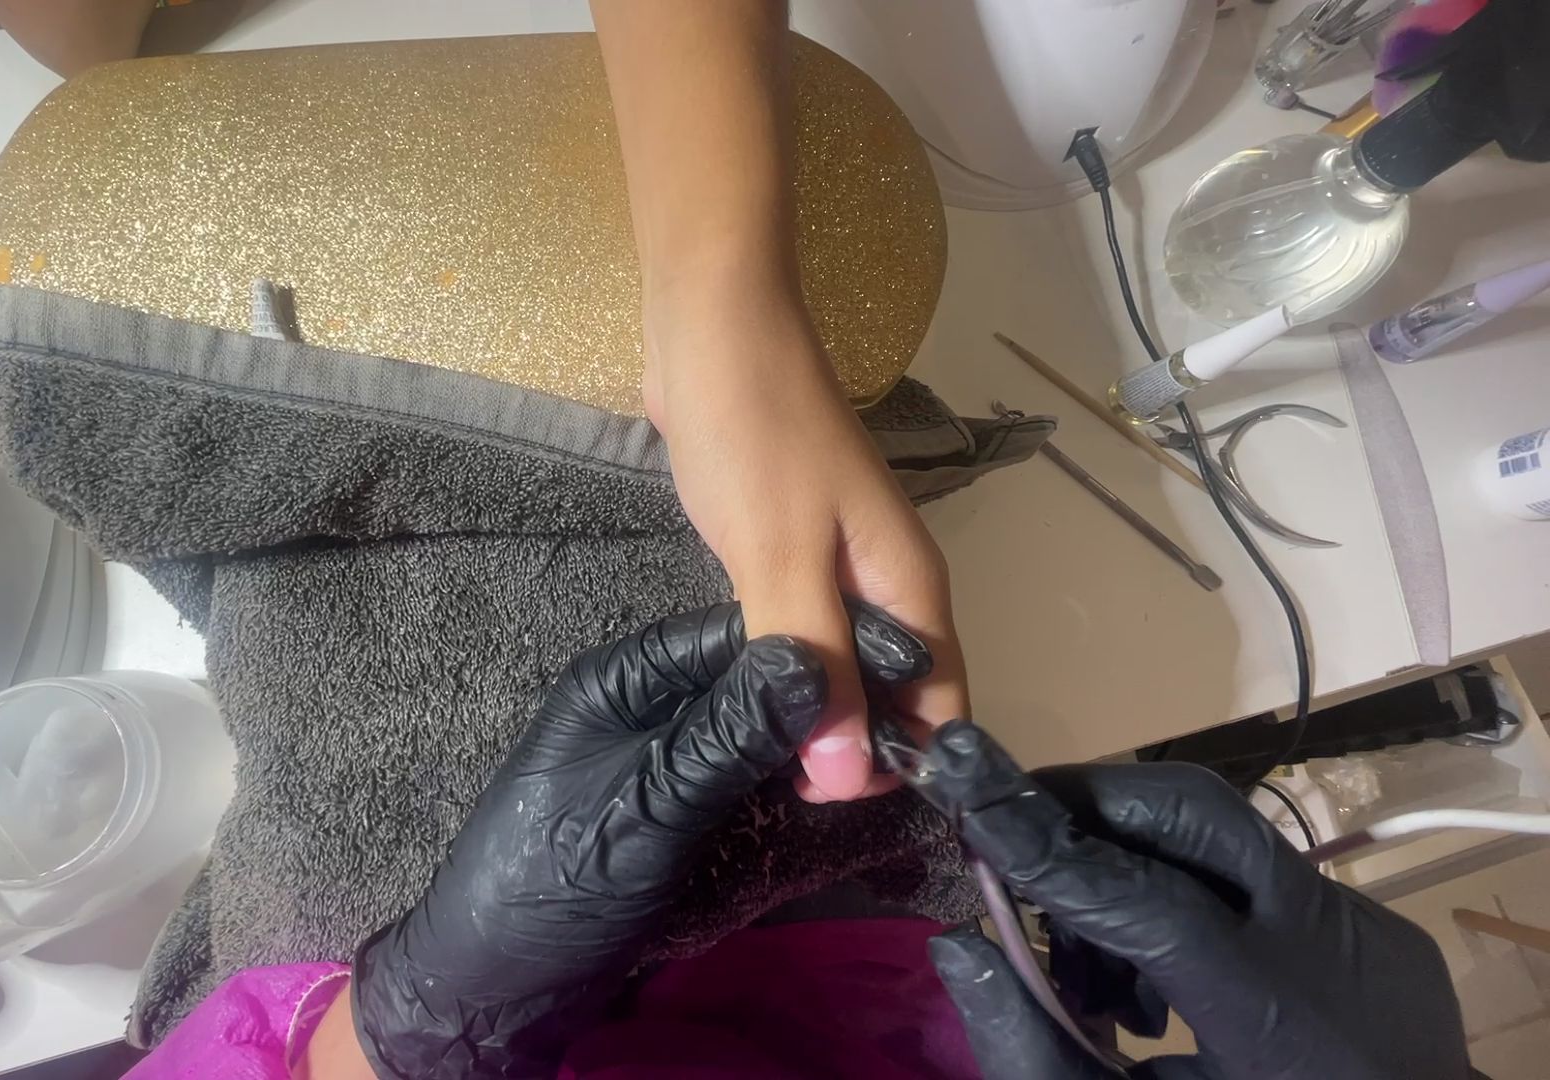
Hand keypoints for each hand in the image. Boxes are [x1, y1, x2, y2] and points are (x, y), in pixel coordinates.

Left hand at [349, 603, 933, 1078]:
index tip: (902, 664)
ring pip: (758, 720)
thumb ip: (726, 735)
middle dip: (824, 692)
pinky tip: (841, 780)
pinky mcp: (682, 794)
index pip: (735, 634)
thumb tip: (812, 663)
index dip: (814, 643)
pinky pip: (749, 765)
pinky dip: (794, 769)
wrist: (505, 974)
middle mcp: (652, 696)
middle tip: (912, 719)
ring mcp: (669, 747)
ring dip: (817, 733)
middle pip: (752, 673)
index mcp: (629, 674)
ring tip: (895, 750)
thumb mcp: (648, 802)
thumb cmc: (559, 876)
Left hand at [645, 291, 967, 803]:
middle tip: (776, 788)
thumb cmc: (754, 436)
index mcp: (907, 586)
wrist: (714, 334)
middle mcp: (885, 579)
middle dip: (853, 744)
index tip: (824, 807)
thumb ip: (815, 660)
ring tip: (757, 754)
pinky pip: (801, 620)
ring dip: (816, 704)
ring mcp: (835, 558)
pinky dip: (784, 658)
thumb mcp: (782, 555)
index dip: (897, 765)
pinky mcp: (787, 543)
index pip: (939, 704)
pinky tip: (743, 686)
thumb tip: (849, 776)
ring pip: (844, 654)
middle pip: (894, 686)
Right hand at [914, 720, 1470, 1079]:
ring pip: (1210, 824)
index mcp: (1293, 1042)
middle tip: (1007, 833)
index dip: (1043, 843)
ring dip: (1109, 849)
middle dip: (1078, 802)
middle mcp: (1348, 966)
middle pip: (1195, 815)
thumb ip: (1027, 1047)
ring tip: (1075, 947)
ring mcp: (1367, 935)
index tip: (957, 775)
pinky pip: (1231, 860)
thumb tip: (955, 937)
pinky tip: (1135, 959)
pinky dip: (1156, 878)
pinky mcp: (1364, 923)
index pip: (1151, 905)